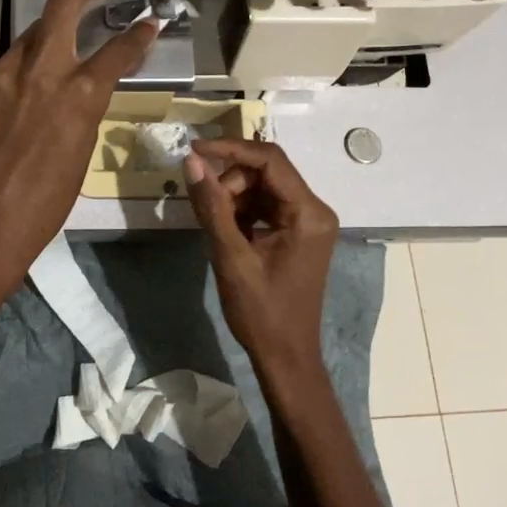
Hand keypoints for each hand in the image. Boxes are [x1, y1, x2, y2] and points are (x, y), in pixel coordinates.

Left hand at [0, 0, 158, 294]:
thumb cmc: (44, 205)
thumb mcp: (81, 150)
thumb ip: (84, 107)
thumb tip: (83, 84)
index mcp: (79, 95)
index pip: (118, 49)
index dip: (139, 34)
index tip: (148, 22)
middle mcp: (39, 71)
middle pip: (63, 1)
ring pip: (29, 40)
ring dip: (46, 47)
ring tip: (48, 76)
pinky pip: (2, 71)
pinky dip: (14, 82)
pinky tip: (11, 115)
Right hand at [184, 138, 339, 375]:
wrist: (286, 358)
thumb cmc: (261, 313)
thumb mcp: (231, 257)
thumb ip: (212, 206)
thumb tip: (192, 162)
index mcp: (309, 213)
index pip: (270, 160)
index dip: (230, 149)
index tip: (194, 150)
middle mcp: (315, 210)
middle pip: (267, 172)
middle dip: (230, 180)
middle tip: (205, 206)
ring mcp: (308, 222)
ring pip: (263, 187)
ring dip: (234, 197)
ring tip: (215, 225)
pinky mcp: (298, 233)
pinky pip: (266, 205)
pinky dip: (243, 211)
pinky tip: (227, 232)